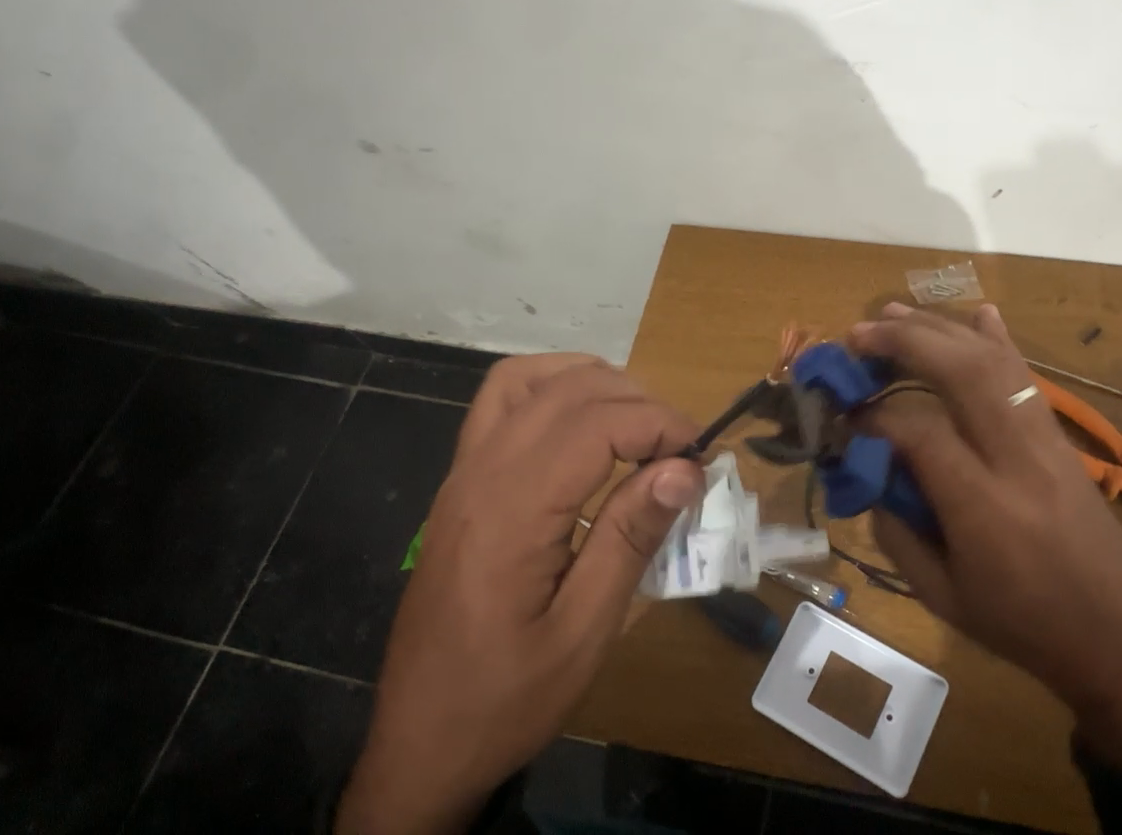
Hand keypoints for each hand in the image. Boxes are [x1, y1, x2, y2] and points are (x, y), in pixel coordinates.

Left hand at [337, 355, 704, 834]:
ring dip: (594, 384)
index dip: (658, 424)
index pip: (595, 423)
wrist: (421, 742)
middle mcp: (479, 475)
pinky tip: (582, 424)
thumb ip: (630, 539)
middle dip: (639, 402)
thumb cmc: (508, 698)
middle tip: (681, 450)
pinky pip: (500, 404)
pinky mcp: (458, 486)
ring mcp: (461, 475)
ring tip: (639, 427)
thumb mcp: (584, 632)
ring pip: (529, 380)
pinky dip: (550, 390)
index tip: (700, 457)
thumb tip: (684, 469)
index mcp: (511, 513)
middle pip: (568, 391)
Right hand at [850, 304, 1121, 770]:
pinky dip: (998, 341)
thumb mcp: (942, 596)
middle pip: (961, 372)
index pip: (920, 431)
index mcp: (983, 507)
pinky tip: (978, 314)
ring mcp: (1047, 442)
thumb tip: (871, 474)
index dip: (874, 417)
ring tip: (894, 313)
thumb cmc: (1023, 626)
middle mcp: (1018, 459)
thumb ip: (896, 533)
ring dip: (941, 329)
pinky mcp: (1062, 439)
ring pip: (994, 363)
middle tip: (858, 335)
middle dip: (905, 342)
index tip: (846, 419)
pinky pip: (1026, 377)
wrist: (1117, 635)